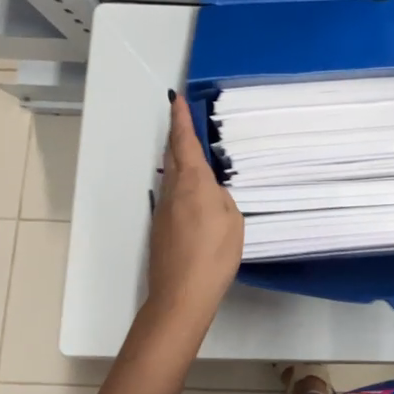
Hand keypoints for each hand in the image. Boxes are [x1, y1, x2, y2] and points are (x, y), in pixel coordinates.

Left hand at [146, 92, 243, 321]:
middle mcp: (173, 190)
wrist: (181, 295)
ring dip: (178, 158)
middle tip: (184, 118)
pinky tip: (193, 193)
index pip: (185, 141)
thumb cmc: (213, 255)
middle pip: (172, 154)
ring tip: (193, 151)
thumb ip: (222, 198)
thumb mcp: (232, 220)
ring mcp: (163, 209)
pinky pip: (172, 193)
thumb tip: (211, 191)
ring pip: (170, 174)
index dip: (181, 118)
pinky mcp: (161, 227)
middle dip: (177, 134)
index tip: (176, 98)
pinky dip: (180, 183)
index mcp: (193, 182)